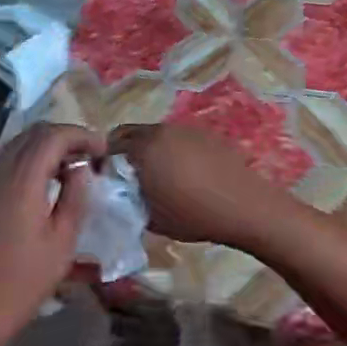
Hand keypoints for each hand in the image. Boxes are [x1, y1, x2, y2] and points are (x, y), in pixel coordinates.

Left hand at [0, 123, 104, 345]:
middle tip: (89, 157)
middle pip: (34, 133)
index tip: (104, 150)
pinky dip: (31, 162)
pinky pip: (8, 162)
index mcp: (23, 178)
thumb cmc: (19, 284)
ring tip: (71, 171)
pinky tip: (44, 187)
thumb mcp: (61, 244)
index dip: (82, 135)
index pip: (54, 135)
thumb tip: (81, 168)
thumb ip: (75, 198)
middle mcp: (0, 170)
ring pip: (19, 145)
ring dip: (47, 148)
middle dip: (66, 137)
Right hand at [110, 123, 286, 246]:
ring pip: (153, 133)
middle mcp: (160, 130)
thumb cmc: (193, 214)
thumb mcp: (151, 217)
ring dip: (146, 148)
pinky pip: (175, 137)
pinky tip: (181, 171)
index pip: (110, 145)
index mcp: (143, 147)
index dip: (103, 161)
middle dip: (122, 150)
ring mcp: (183, 128)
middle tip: (125, 176)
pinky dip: (169, 149)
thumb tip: (121, 193)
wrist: (243, 205)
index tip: (105, 179)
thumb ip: (129, 200)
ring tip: (156, 174)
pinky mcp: (202, 133)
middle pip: (129, 132)